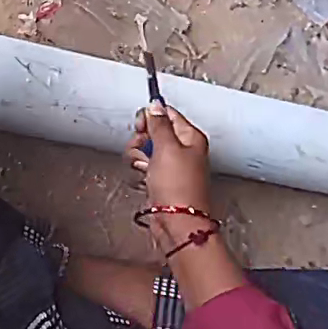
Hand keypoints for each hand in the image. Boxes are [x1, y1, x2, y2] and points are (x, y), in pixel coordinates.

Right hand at [125, 103, 245, 303]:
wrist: (176, 222)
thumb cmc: (178, 189)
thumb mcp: (166, 148)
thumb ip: (158, 124)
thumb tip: (155, 106)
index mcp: (190, 137)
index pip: (167, 114)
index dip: (151, 118)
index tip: (141, 126)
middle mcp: (182, 150)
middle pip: (152, 133)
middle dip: (141, 141)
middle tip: (144, 151)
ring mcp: (171, 166)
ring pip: (144, 151)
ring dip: (137, 159)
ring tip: (145, 169)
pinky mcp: (160, 181)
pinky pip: (142, 168)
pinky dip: (139, 173)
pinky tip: (145, 181)